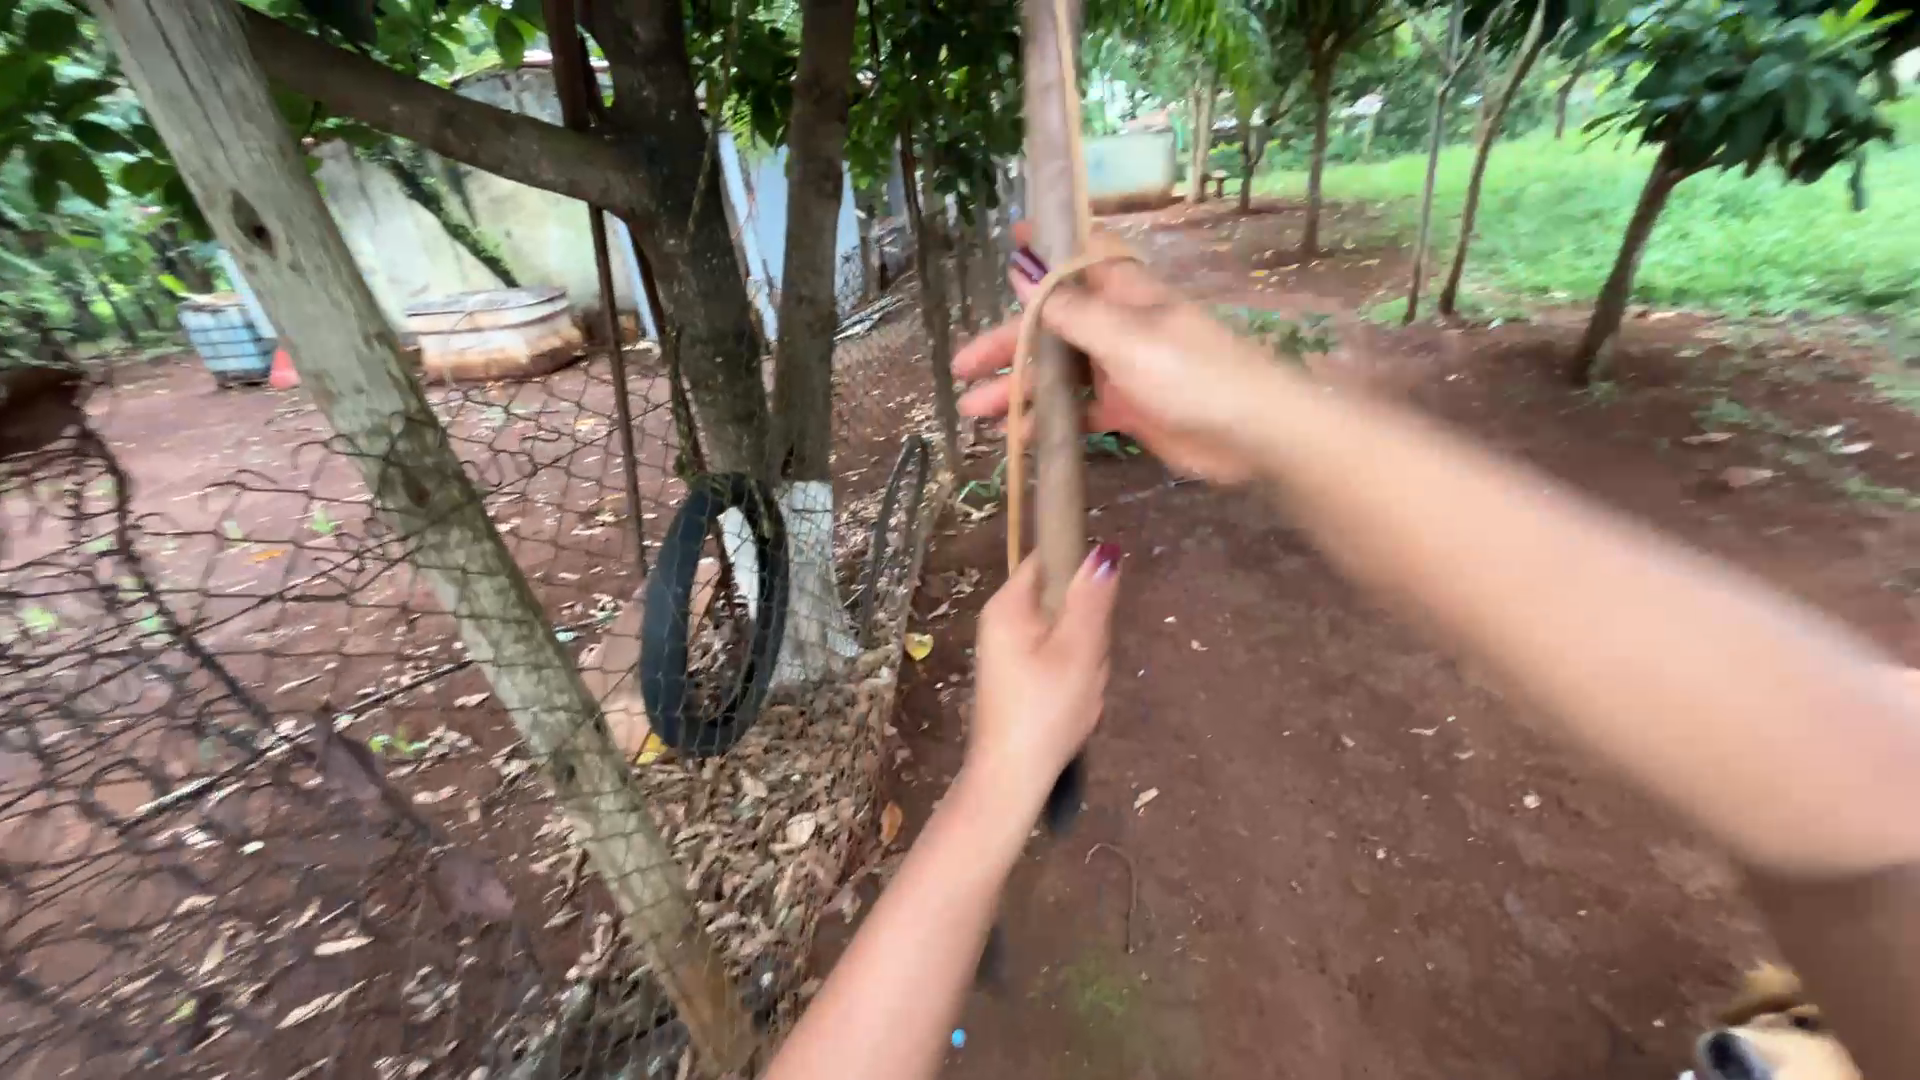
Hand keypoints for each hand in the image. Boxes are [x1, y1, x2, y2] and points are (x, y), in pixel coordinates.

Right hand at [954, 228, 1295, 482]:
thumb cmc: (1193, 374)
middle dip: (1006, 345)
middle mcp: (1117, 325)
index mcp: (1123, 293)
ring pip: (1058, 373)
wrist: (1249, 434)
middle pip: (1051, 326)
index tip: (1008, 240)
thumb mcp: (1128, 338)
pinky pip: (1077, 410)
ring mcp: (1121, 368)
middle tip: (961, 368)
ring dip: (1019, 390)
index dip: (1044, 248)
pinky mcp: (1127, 408)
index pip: (1078, 256)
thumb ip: (1072, 312)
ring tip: (975, 412)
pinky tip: (1021, 437)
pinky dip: (1050, 421)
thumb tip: (1024, 272)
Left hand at [963, 544, 1120, 809]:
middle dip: (1087, 632)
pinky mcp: (1020, 675)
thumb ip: (1091, 600)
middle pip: (1063, 601)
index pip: (1049, 559)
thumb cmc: (1044, 710)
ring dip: (1086, 660)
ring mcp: (1011, 650)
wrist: (1012, 776)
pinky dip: (1074, 679)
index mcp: (1008, 606)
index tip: (1095, 611)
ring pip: (1067, 634)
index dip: (1079, 576)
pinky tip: (1074, 704)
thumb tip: (1104, 551)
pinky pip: (1059, 660)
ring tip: (1080, 690)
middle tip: (1087, 663)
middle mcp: (1004, 621)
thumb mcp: (1078, 651)